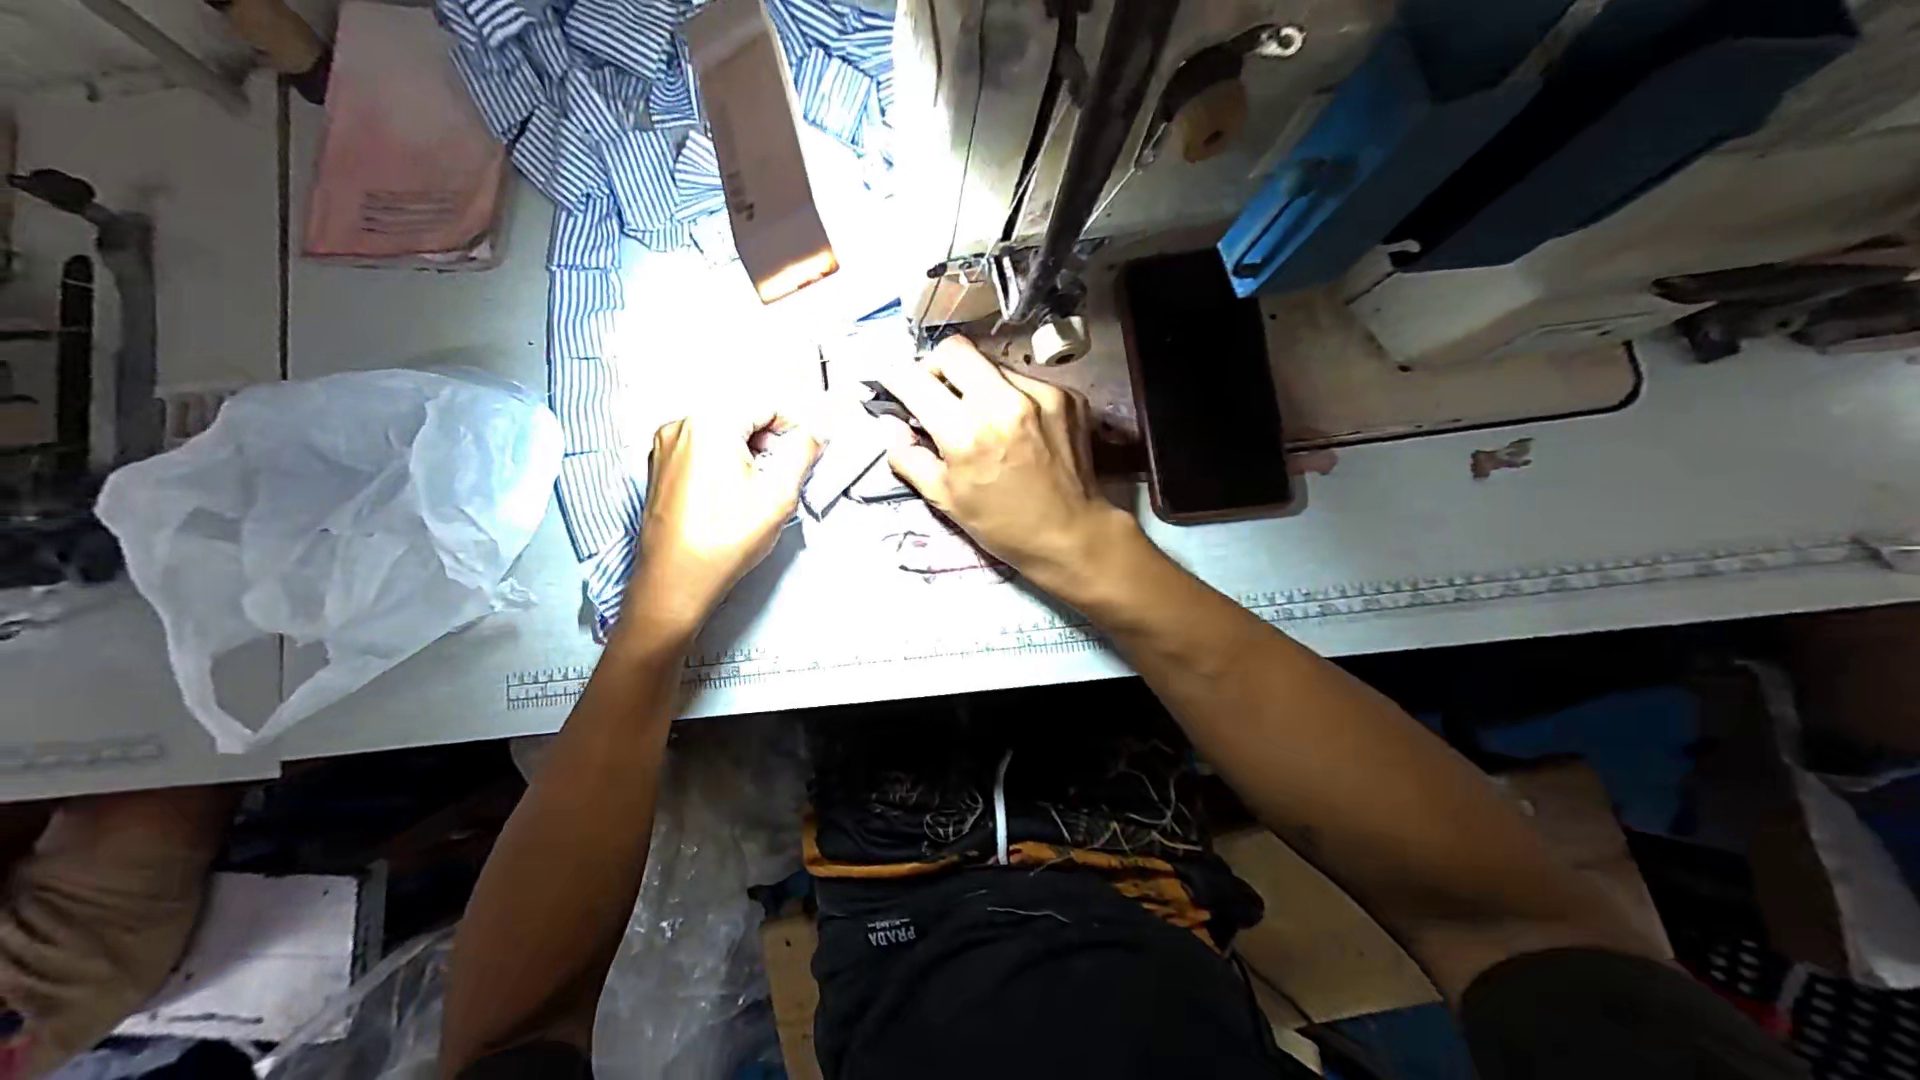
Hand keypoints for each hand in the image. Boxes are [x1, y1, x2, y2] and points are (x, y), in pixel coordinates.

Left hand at [621, 409, 819, 642]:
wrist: (676, 581)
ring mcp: (665, 447)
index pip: (765, 404)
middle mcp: (681, 426)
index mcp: (709, 423)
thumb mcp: (779, 493)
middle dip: (768, 440)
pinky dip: (722, 462)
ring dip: (747, 452)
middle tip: (783, 474)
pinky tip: (732, 496)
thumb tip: (816, 432)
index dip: (792, 426)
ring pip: (720, 433)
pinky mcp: (659, 468)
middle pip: (740, 415)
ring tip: (757, 490)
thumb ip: (803, 452)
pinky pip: (700, 450)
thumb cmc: (721, 541)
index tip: (804, 449)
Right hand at [875, 336, 1131, 585]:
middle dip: (935, 366)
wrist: (1071, 534)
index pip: (916, 381)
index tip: (893, 384)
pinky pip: (1022, 378)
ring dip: (973, 381)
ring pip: (990, 361)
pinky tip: (1012, 423)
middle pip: (953, 350)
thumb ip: (908, 456)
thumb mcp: (945, 499)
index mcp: (966, 434)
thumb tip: (889, 423)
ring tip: (977, 414)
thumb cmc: (1002, 525)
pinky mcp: (1066, 395)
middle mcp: (1003, 403)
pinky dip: (1007, 393)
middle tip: (935, 393)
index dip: (895, 378)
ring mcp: (1040, 394)